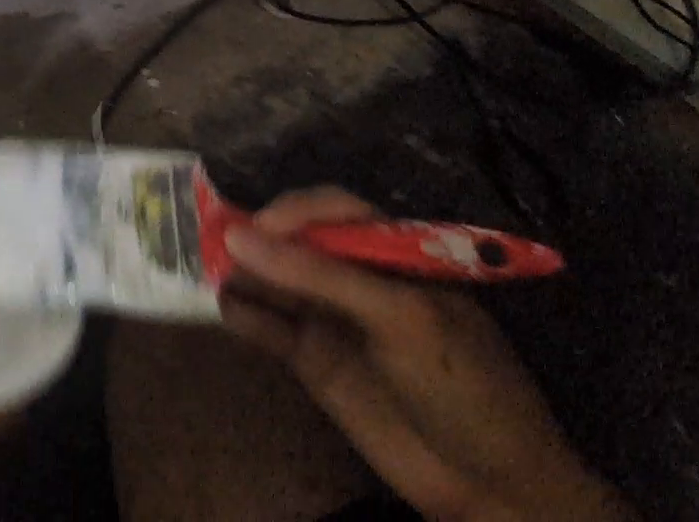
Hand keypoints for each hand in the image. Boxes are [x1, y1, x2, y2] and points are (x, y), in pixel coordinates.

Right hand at [219, 189, 634, 521]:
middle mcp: (354, 278)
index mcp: (392, 257)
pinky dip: (241, 314)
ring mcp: (329, 318)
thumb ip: (317, 274)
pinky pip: (265, 325)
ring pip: (270, 281)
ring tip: (206, 272)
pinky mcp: (309, 357)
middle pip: (292, 241)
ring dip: (239, 273)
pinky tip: (227, 311)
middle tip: (210, 242)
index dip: (293, 212)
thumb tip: (236, 235)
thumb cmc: (463, 387)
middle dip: (253, 238)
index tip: (254, 227)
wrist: (492, 488)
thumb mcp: (400, 318)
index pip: (334, 211)